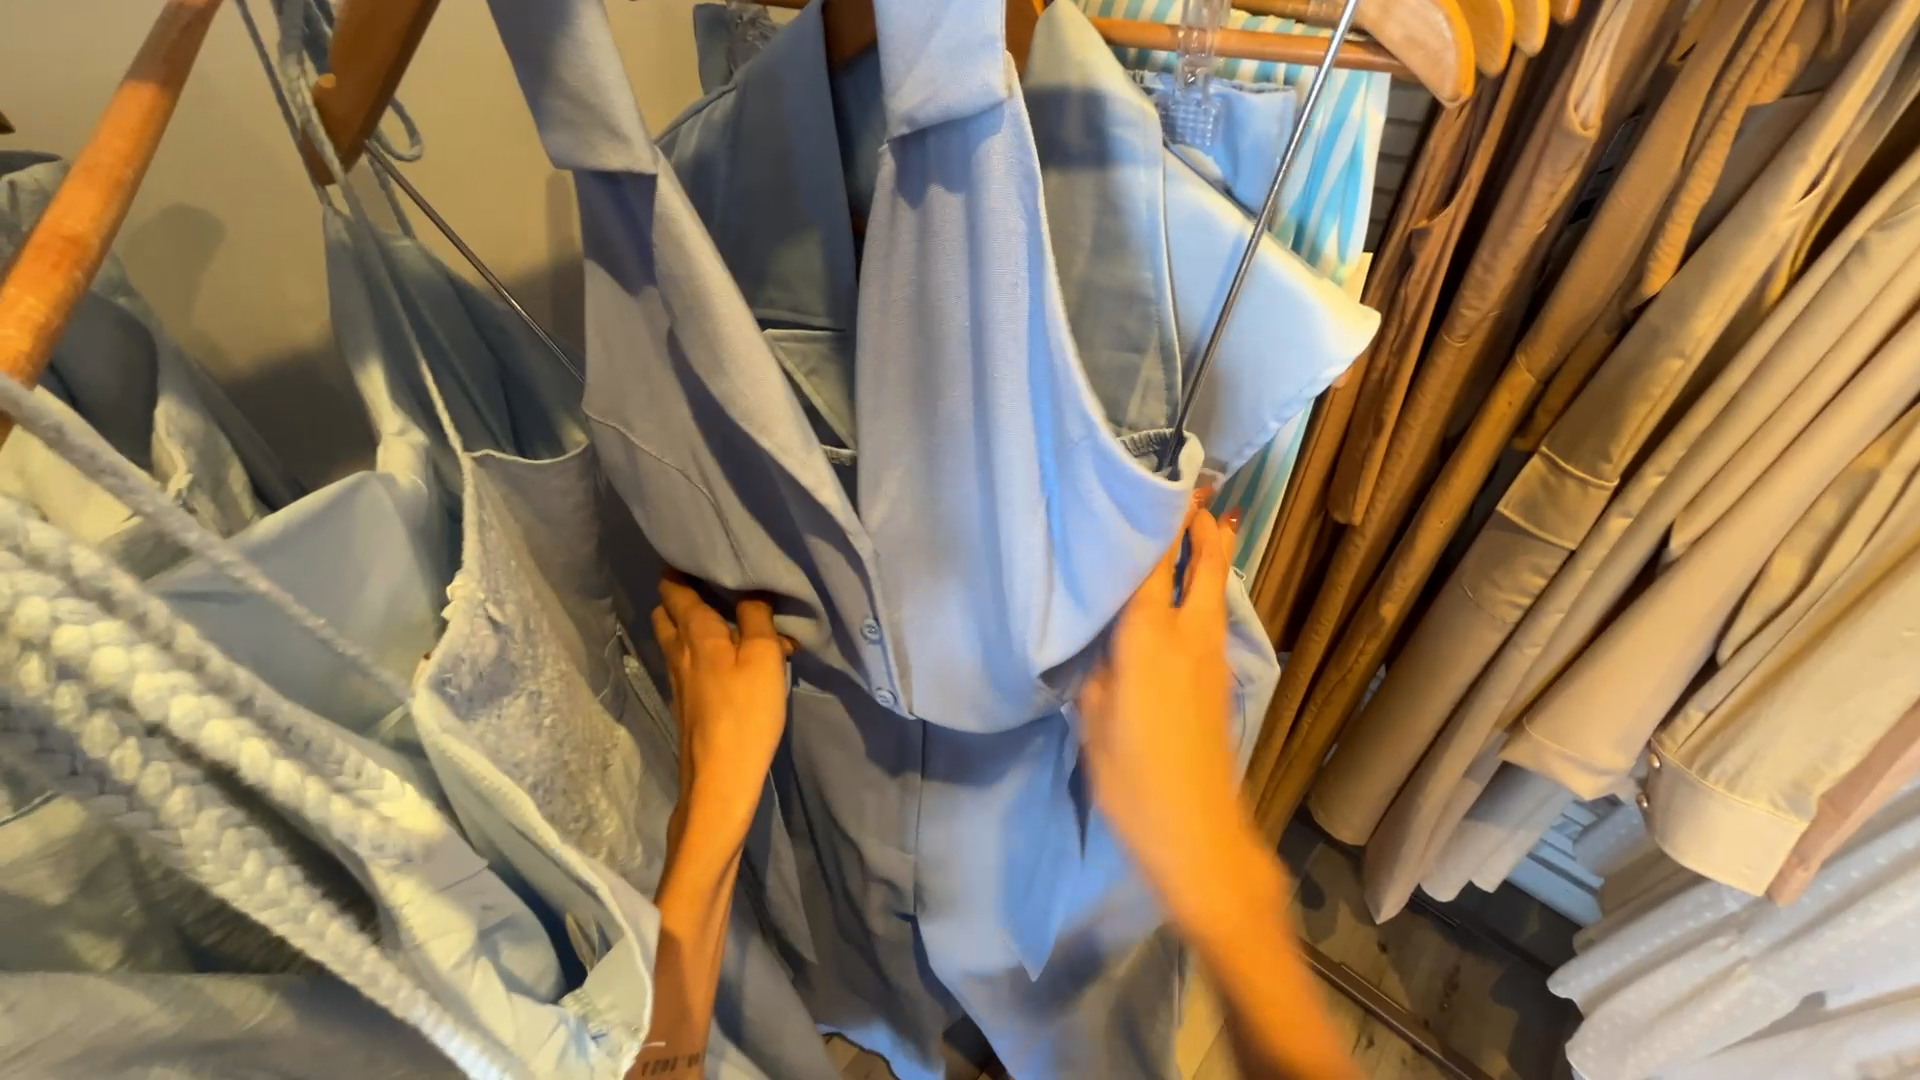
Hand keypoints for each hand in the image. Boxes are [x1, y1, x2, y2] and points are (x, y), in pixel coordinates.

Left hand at [651, 574, 795, 844]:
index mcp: (696, 633)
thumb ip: (757, 619)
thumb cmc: (746, 712)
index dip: (680, 568)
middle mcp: (679, 651)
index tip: (699, 554)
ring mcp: (678, 680)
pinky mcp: (686, 702)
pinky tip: (728, 660)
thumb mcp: (765, 657)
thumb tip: (750, 590)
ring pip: (675, 638)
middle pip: (667, 612)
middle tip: (713, 586)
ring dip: (691, 624)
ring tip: (724, 619)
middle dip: (682, 594)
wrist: (720, 778)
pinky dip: (701, 650)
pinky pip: (687, 661)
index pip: (675, 588)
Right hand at [1078, 500, 1255, 914]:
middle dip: (1204, 526)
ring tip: (1193, 532)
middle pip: (1207, 565)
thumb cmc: (1133, 776)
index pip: (1157, 564)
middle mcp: (1189, 636)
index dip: (1164, 522)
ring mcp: (1211, 658)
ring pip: (1214, 590)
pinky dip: (1201, 591)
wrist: (1199, 834)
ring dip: (1208, 557)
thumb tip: (1100, 641)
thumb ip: (1097, 669)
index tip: (1164, 486)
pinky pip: (1210, 617)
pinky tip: (1180, 597)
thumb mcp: (1094, 719)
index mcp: (1150, 638)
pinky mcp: (1218, 681)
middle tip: (1194, 494)